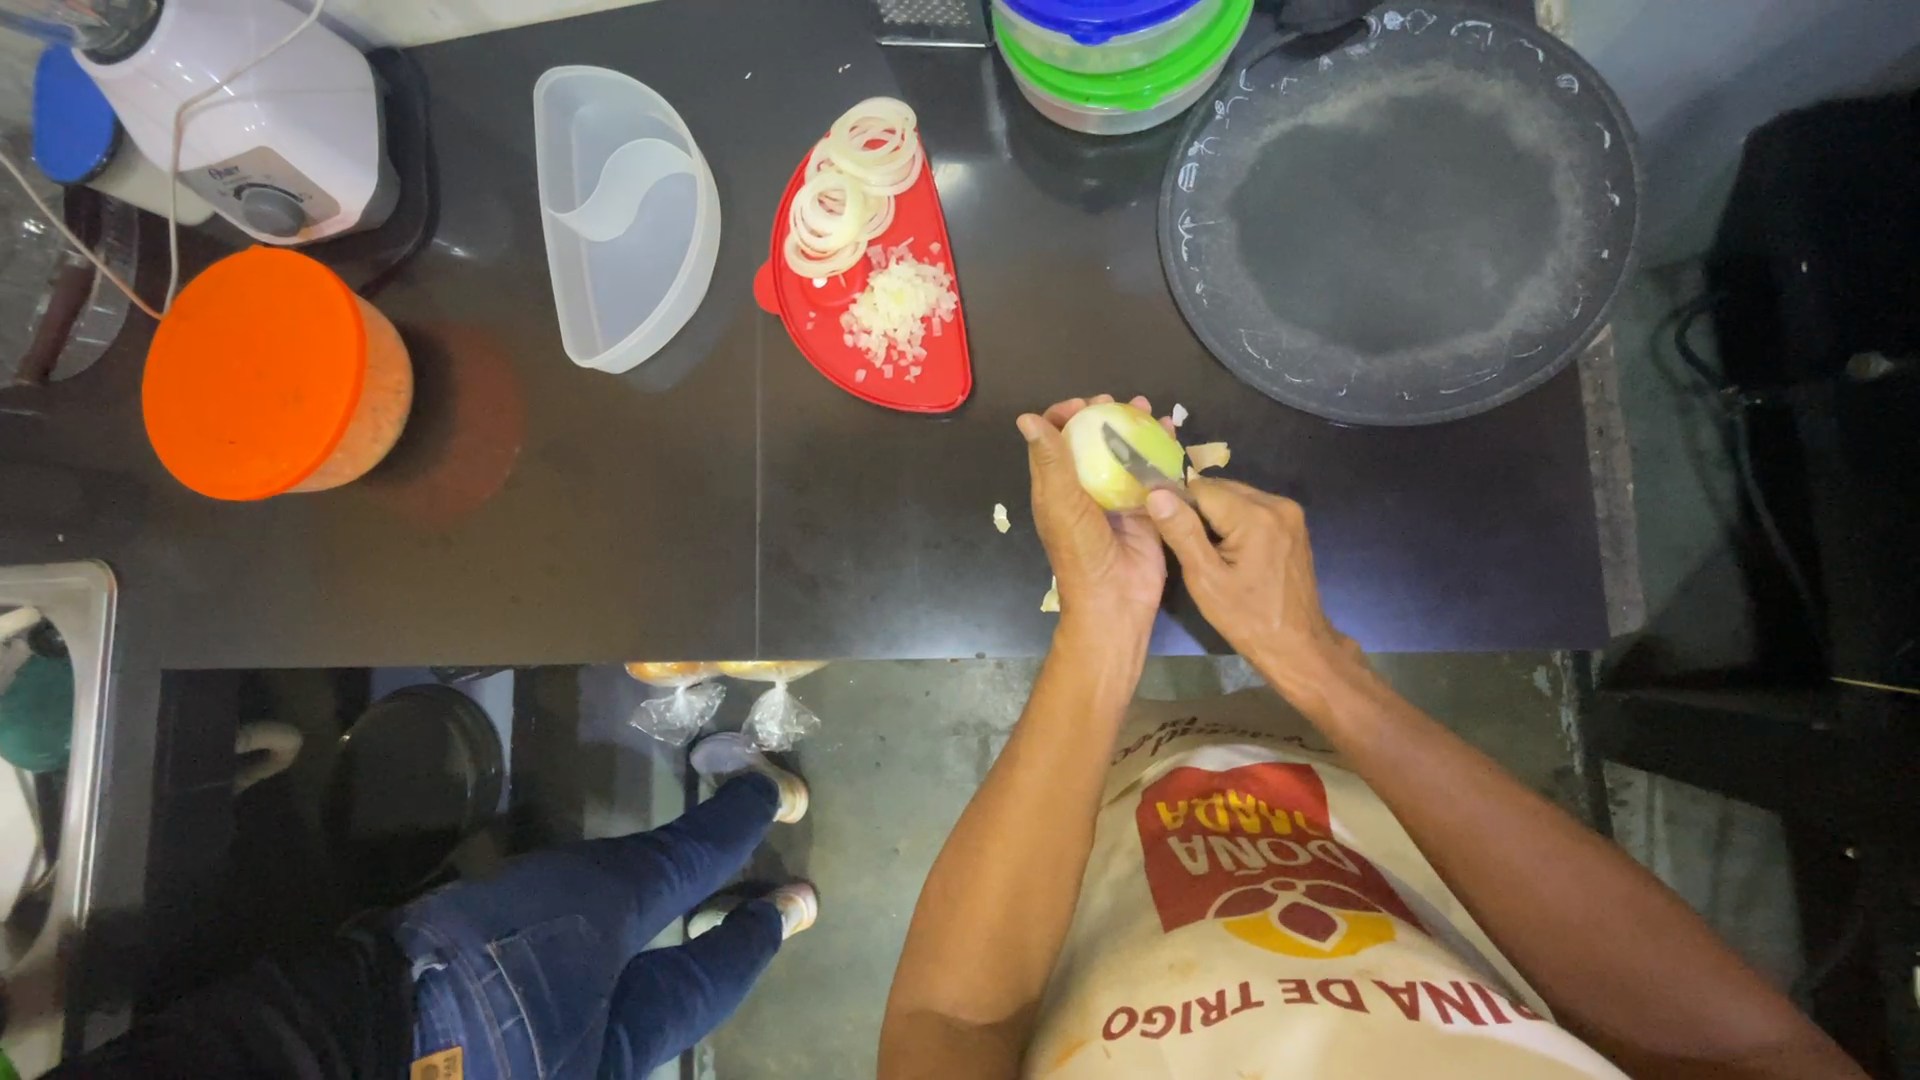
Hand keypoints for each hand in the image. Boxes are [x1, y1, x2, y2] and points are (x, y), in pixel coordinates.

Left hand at [1019, 395, 1174, 642]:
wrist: (1115, 598)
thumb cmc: (1080, 549)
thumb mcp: (1061, 501)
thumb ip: (1049, 459)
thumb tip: (1025, 418)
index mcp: (1056, 486)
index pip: (1054, 440)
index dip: (1064, 417)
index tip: (1084, 406)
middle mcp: (1085, 487)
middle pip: (1092, 441)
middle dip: (1105, 416)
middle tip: (1119, 403)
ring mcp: (1116, 497)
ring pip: (1125, 452)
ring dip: (1136, 427)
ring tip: (1149, 408)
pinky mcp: (1146, 508)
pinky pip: (1153, 472)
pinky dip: (1162, 450)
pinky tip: (1172, 432)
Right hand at [1144, 479, 1365, 711]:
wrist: (1296, 644)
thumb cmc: (1246, 617)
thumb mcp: (1205, 579)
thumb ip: (1182, 532)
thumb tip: (1156, 494)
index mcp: (1255, 517)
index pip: (1201, 488)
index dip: (1177, 504)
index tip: (1164, 527)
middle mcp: (1277, 504)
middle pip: (1221, 488)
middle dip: (1197, 509)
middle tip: (1183, 542)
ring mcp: (1289, 513)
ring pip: (1236, 496)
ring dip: (1215, 515)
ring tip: (1204, 549)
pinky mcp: (1293, 523)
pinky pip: (1252, 508)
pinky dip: (1233, 520)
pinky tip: (1227, 548)